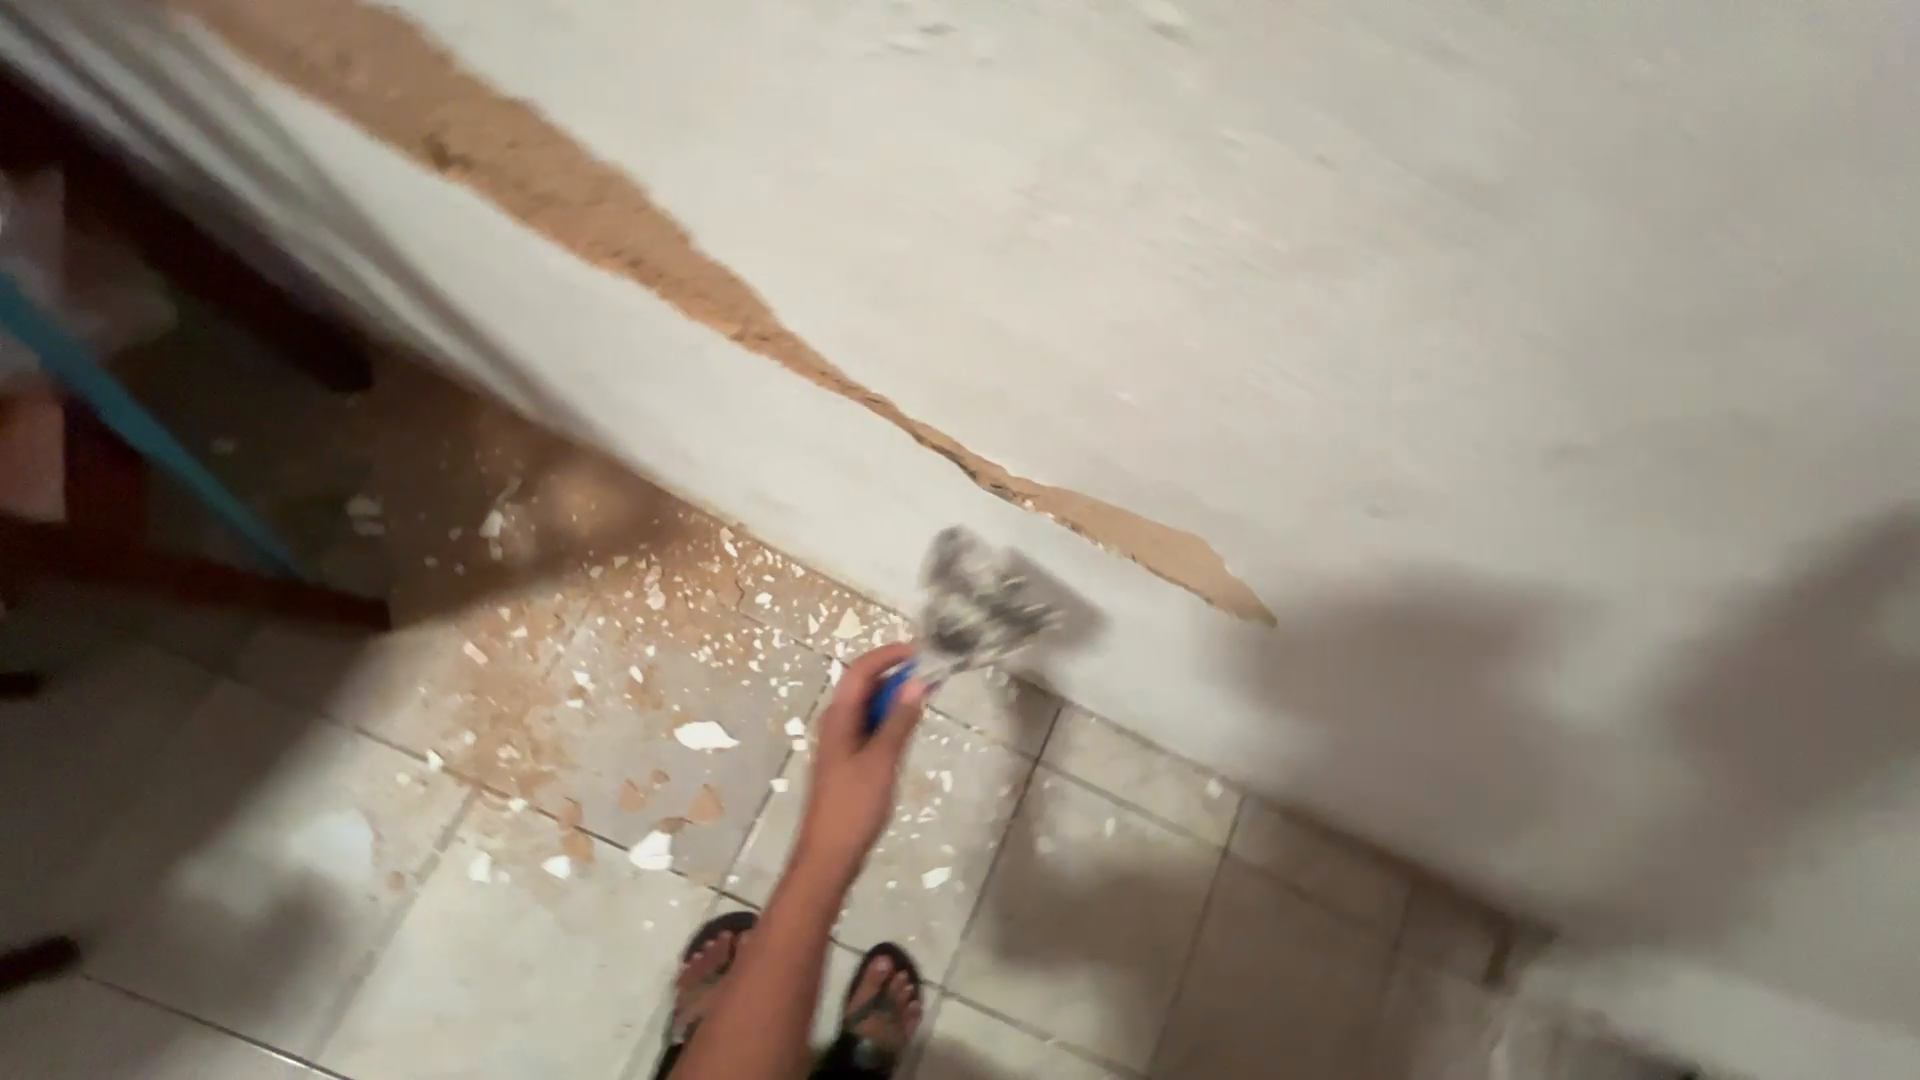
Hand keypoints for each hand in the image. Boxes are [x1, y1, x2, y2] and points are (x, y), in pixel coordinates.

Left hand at [794, 643, 926, 882]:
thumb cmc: (853, 806)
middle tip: (932, 674)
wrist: (829, 855)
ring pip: (870, 704)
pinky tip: (910, 726)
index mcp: (839, 716)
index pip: (862, 669)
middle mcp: (837, 721)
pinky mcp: (850, 757)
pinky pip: (871, 724)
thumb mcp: (881, 760)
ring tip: (927, 694)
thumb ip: (900, 720)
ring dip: (896, 695)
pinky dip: (891, 718)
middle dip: (897, 673)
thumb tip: (918, 682)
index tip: (922, 652)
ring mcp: (842, 739)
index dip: (890, 654)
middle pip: (865, 683)